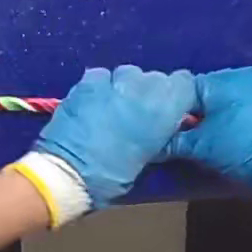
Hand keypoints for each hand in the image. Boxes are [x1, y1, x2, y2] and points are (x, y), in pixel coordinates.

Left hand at [31, 66, 194, 209]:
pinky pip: (97, 77)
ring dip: (120, 88)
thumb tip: (156, 126)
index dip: (173, 95)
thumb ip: (156, 133)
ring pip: (125, 74)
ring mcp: (113, 81)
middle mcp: (144, 86)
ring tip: (108, 108)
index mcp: (166, 105)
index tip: (163, 110)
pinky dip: (96, 88)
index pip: (184, 83)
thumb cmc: (110, 176)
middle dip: (145, 93)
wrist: (68, 174)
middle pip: (152, 77)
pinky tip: (88, 104)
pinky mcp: (84, 83)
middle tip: (131, 114)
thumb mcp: (146, 157)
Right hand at [166, 65, 251, 204]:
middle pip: (221, 88)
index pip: (190, 90)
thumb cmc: (242, 150)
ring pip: (250, 90)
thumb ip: (174, 143)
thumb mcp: (201, 150)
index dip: (182, 110)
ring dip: (243, 105)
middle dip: (214, 108)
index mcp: (222, 81)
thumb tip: (154, 144)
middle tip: (210, 133)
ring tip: (241, 130)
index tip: (181, 129)